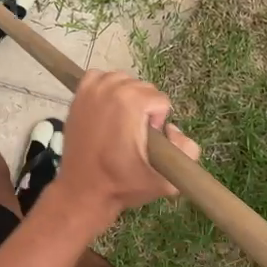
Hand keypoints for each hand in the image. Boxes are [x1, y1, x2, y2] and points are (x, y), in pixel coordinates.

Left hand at [55, 70, 200, 223]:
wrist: (84, 189)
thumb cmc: (123, 184)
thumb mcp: (166, 179)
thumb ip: (187, 151)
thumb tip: (172, 129)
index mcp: (131, 102)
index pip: (160, 100)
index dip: (159, 121)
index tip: (148, 140)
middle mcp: (110, 88)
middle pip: (143, 88)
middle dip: (145, 109)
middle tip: (135, 135)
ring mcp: (91, 90)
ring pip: (123, 81)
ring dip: (128, 98)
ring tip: (122, 123)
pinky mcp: (78, 95)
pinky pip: (100, 77)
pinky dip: (106, 88)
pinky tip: (108, 108)